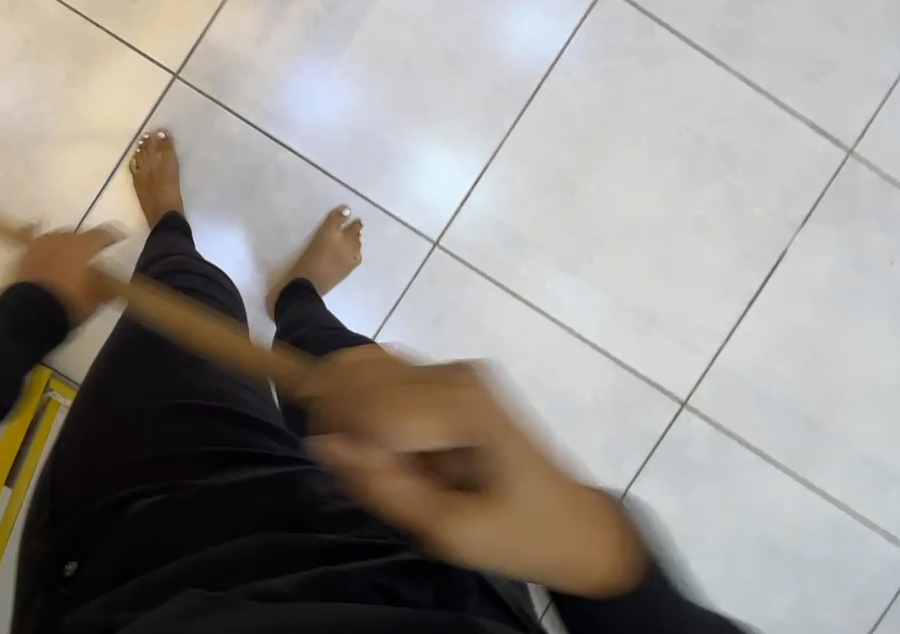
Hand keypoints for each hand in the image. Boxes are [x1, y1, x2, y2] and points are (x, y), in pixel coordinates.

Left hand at [13, 228, 119, 324]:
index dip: (112, 237)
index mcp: (83, 244)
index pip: (103, 234)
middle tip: (91, 256)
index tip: (118, 240)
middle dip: (85, 244)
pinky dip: (48, 256)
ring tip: (69, 262)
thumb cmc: (70, 301)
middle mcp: (62, 238)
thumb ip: (109, 285)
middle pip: (78, 236)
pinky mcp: (25, 257)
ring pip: (58, 241)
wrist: (30, 313)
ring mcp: (41, 245)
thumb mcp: (97, 297)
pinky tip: (50, 264)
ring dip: (65, 248)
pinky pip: (41, 251)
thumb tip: (117, 282)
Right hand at [305, 348, 646, 596]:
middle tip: (334, 455)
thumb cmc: (517, 537)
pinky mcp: (450, 375)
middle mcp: (455, 373)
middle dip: (335, 410)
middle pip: (364, 372)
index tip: (331, 463)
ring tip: (350, 445)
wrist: (576, 524)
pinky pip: (384, 370)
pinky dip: (361, 393)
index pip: (373, 403)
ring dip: (345, 399)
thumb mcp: (448, 533)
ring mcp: (454, 369)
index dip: (340, 431)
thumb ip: (383, 486)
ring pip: (368, 363)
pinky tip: (364, 428)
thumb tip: (324, 442)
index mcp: (463, 408)